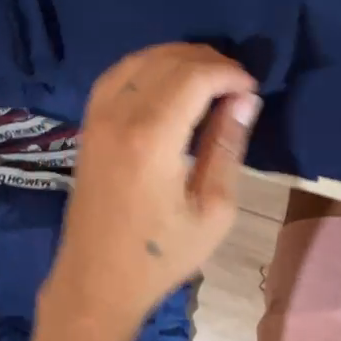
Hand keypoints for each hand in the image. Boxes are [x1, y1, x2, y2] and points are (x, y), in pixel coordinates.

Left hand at [41, 44, 260, 340]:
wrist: (97, 281)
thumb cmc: (162, 254)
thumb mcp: (213, 210)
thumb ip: (227, 147)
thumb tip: (245, 100)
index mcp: (152, 139)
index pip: (194, 77)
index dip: (228, 73)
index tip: (252, 89)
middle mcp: (119, 117)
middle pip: (167, 61)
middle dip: (208, 62)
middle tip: (237, 83)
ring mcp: (97, 119)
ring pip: (139, 61)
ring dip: (178, 59)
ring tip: (209, 78)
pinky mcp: (88, 126)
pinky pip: (116, 76)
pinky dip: (147, 67)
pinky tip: (168, 82)